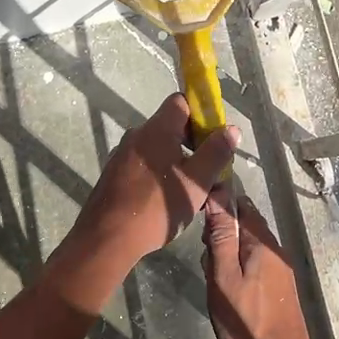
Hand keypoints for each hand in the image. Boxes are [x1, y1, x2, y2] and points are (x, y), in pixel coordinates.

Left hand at [64, 94, 238, 272]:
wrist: (107, 237)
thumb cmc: (157, 205)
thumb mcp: (196, 181)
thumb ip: (216, 153)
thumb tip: (231, 129)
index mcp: (157, 128)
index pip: (181, 101)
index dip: (200, 113)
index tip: (214, 136)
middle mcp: (137, 134)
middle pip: (170, 125)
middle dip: (192, 142)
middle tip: (207, 168)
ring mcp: (122, 154)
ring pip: (157, 147)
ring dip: (176, 160)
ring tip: (190, 189)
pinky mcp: (114, 174)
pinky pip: (143, 163)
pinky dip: (158, 173)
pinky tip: (165, 199)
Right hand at [201, 185, 313, 338]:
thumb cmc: (245, 322)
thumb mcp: (224, 277)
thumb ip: (221, 236)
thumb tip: (217, 194)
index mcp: (262, 241)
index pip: (240, 204)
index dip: (218, 207)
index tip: (201, 226)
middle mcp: (275, 248)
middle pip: (245, 224)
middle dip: (222, 234)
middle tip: (208, 260)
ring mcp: (280, 267)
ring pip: (248, 245)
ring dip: (229, 253)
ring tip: (216, 279)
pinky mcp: (280, 286)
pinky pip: (256, 262)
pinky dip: (240, 267)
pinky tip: (231, 291)